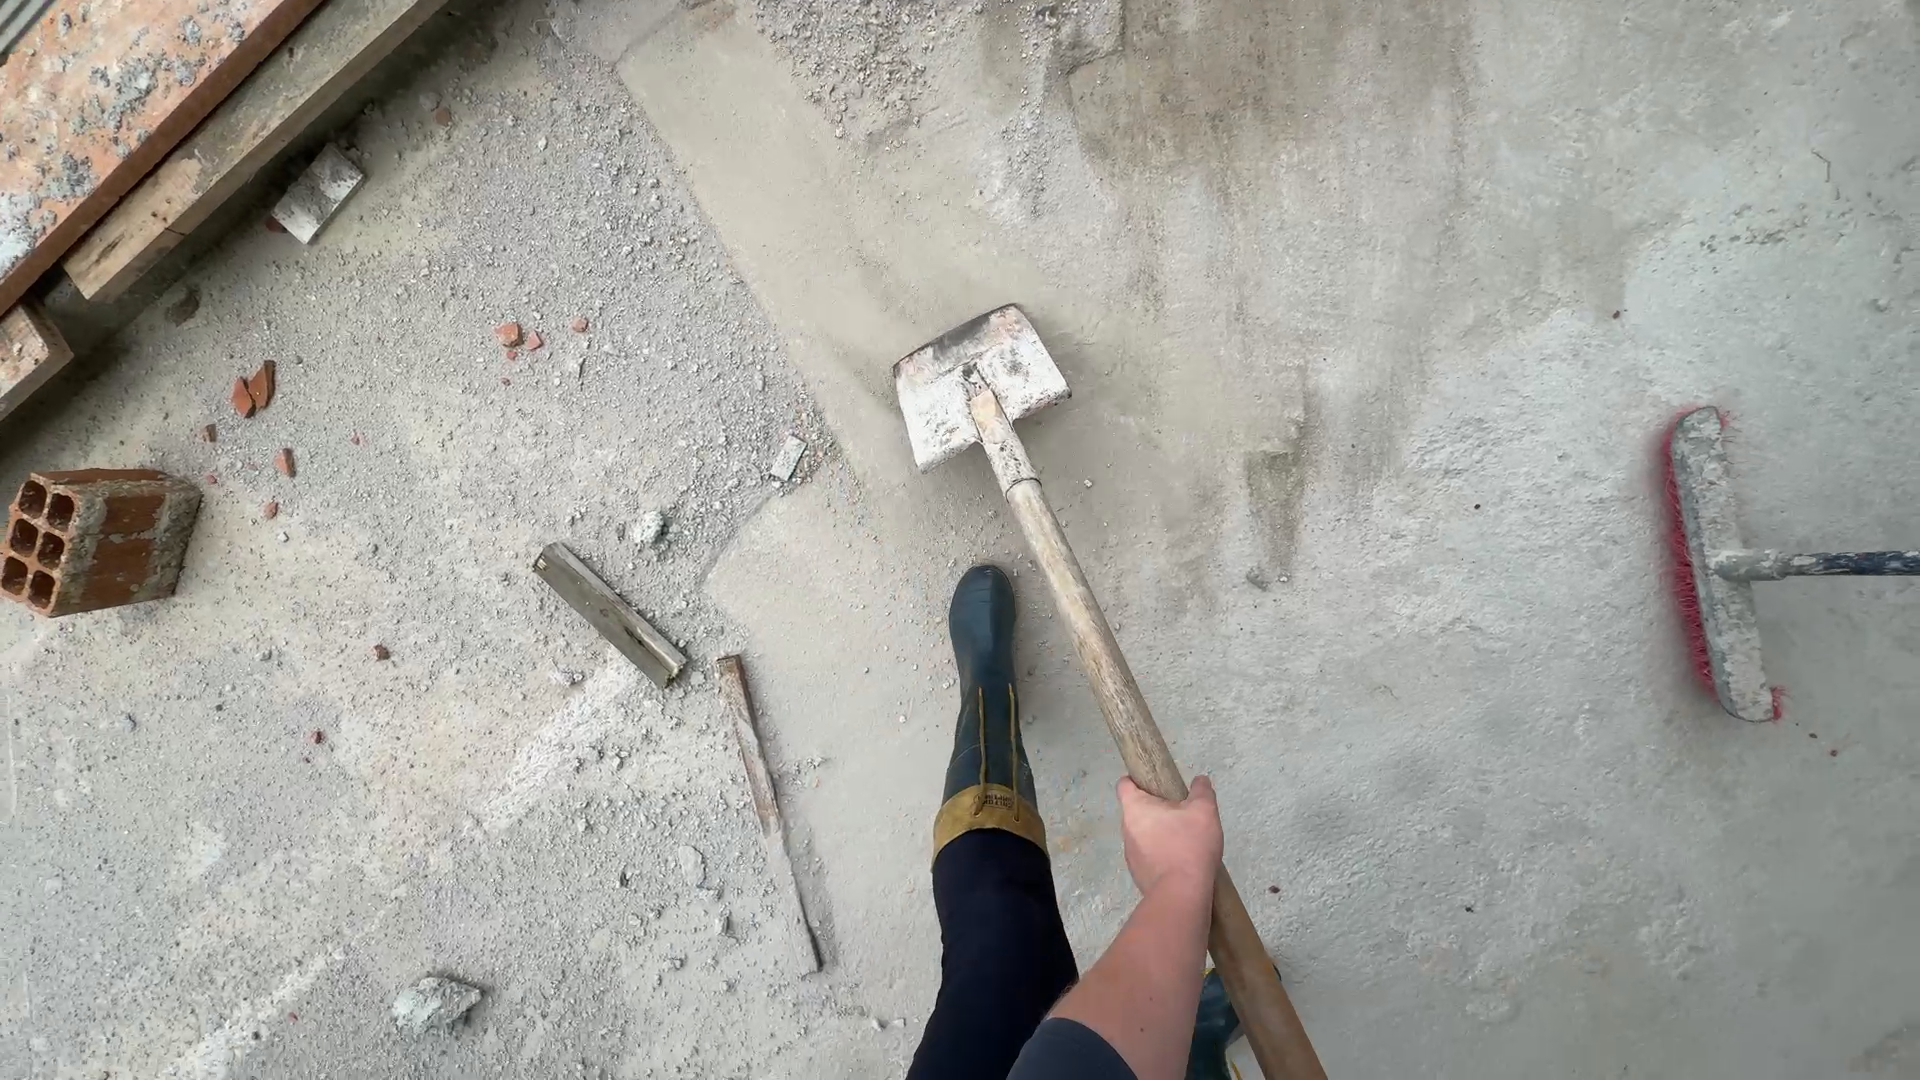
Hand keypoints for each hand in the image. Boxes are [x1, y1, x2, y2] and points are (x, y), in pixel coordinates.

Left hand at [1117, 774, 1223, 896]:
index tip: (1156, 783)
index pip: (1124, 784)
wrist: (1182, 894)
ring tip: (1184, 840)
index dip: (1137, 779)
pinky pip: (1147, 857)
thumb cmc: (1188, 845)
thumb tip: (1200, 780)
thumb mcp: (1204, 811)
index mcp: (1134, 808)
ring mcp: (1130, 854)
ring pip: (1142, 835)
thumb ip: (1202, 791)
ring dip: (1158, 834)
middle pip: (1137, 810)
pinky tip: (1180, 862)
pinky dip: (1160, 856)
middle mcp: (1126, 829)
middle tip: (1180, 814)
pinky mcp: (1137, 874)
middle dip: (1156, 810)